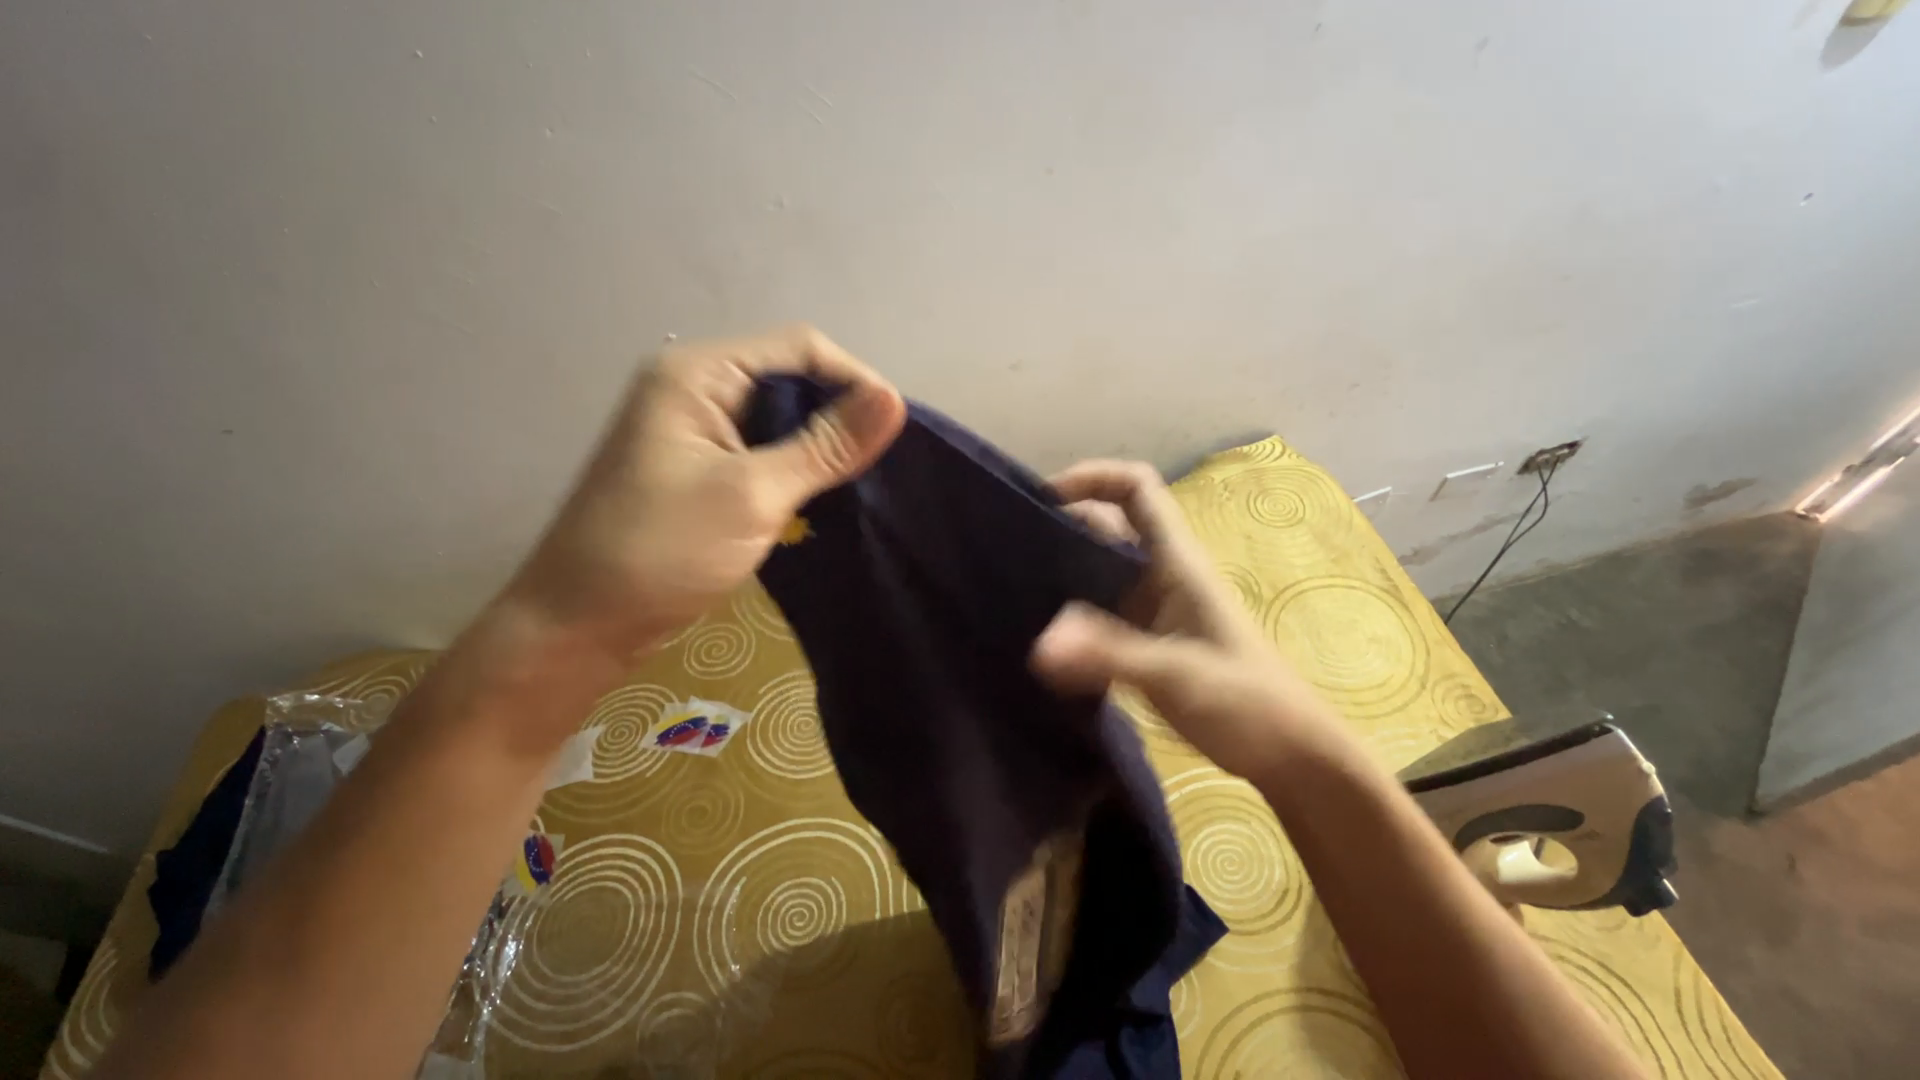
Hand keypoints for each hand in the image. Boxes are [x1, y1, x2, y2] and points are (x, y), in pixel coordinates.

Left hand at [507, 325, 905, 660]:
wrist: (578, 626)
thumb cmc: (660, 551)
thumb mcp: (752, 495)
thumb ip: (824, 445)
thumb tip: (895, 399)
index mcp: (697, 374)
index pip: (799, 349)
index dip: (854, 382)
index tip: (896, 433)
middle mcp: (694, 388)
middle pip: (790, 380)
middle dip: (838, 417)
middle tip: (880, 464)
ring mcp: (693, 431)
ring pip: (779, 421)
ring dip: (819, 448)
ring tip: (859, 483)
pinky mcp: (698, 470)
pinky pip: (761, 453)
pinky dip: (795, 471)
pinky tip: (822, 500)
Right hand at [1030, 460, 1354, 780]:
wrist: (1290, 755)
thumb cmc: (1247, 703)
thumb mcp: (1178, 675)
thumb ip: (1110, 656)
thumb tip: (1040, 644)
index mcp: (1177, 563)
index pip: (1137, 488)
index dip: (1093, 476)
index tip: (1042, 499)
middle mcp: (1161, 576)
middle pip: (1107, 525)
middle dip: (1061, 526)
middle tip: (1006, 552)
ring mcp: (1152, 611)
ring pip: (1098, 570)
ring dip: (1060, 571)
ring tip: (1008, 589)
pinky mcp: (1144, 645)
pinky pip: (1097, 613)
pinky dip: (1068, 614)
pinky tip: (1036, 635)